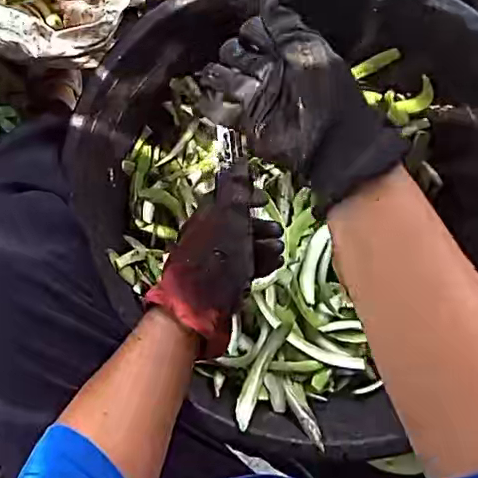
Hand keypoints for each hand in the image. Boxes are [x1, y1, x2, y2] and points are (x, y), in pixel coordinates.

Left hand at [144, 156, 282, 356]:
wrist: (196, 305)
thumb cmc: (212, 260)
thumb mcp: (226, 223)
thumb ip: (234, 199)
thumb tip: (238, 172)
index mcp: (203, 221)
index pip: (225, 201)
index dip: (245, 197)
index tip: (264, 199)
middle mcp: (207, 238)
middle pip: (237, 225)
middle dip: (259, 225)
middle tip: (277, 229)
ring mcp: (216, 260)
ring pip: (243, 246)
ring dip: (264, 244)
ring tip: (280, 248)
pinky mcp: (223, 280)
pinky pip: (245, 265)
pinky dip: (261, 262)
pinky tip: (276, 262)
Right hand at [196, 0, 406, 206]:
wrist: (331, 143)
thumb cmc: (326, 92)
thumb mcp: (309, 49)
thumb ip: (286, 24)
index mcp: (287, 51)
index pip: (256, 31)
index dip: (251, 29)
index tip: (247, 31)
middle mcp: (269, 71)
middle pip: (237, 53)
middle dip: (231, 51)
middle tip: (231, 54)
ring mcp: (257, 97)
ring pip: (226, 79)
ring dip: (217, 74)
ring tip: (210, 71)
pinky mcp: (248, 121)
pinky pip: (222, 111)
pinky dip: (211, 105)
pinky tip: (203, 97)